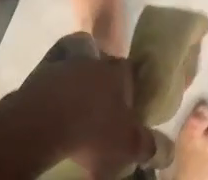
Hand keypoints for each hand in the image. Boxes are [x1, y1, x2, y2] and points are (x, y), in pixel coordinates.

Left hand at [9, 55, 153, 178]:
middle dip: (104, 81)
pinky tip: (57, 102)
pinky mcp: (42, 68)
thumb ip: (151, 146)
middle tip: (103, 106)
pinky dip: (56, 82)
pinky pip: (54, 70)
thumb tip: (166, 149)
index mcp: (119, 72)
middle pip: (104, 64)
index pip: (132, 71)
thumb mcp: (131, 146)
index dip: (132, 87)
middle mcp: (95, 58)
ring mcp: (66, 59)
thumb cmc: (94, 131)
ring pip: (78, 63)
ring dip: (79, 79)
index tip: (130, 105)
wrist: (45, 121)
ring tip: (78, 105)